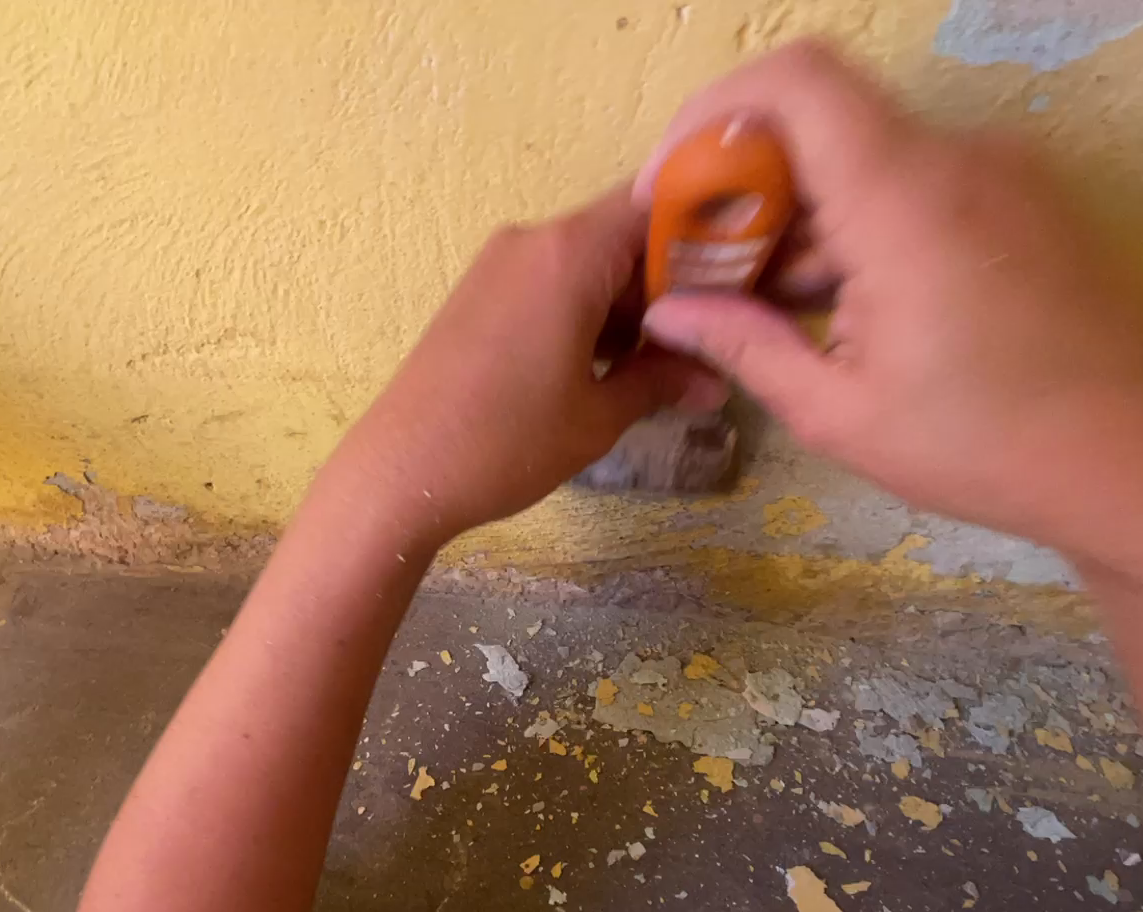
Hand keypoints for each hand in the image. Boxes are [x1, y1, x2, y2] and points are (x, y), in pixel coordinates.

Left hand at [315, 185, 724, 550]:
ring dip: (627, 307)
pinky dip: (583, 315)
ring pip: (585, 265)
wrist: (398, 474)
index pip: (663, 206)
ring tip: (659, 365)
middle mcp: (530, 240)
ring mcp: (495, 268)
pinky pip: (547, 286)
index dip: (712, 238)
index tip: (744, 284)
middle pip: (623, 236)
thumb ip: (661, 380)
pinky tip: (602, 366)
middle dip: (670, 285)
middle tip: (709, 340)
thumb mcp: (598, 416)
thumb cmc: (506, 443)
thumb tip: (716, 379)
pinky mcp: (474, 299)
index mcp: (569, 250)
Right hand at [634, 42, 1142, 570]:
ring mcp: (993, 177)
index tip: (662, 190)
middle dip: (733, 191)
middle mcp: (955, 159)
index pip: (793, 84)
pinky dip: (837, 235)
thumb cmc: (980, 443)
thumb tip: (664, 313)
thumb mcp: (833, 408)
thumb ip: (741, 345)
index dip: (708, 116)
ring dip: (784, 223)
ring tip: (743, 305)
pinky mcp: (1013, 205)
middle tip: (689, 272)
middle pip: (814, 128)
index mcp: (904, 199)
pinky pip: (899, 192)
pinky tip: (813, 307)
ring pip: (853, 165)